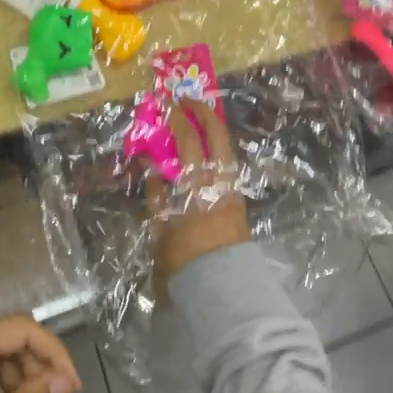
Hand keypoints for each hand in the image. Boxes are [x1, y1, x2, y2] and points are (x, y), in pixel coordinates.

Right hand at [147, 97, 250, 298]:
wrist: (222, 293)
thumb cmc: (184, 262)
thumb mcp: (160, 229)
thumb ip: (158, 195)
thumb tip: (154, 167)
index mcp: (198, 183)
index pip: (188, 139)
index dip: (176, 116)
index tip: (166, 101)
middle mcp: (220, 181)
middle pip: (217, 135)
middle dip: (204, 112)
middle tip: (188, 99)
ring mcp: (233, 191)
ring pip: (225, 150)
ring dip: (211, 131)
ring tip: (196, 121)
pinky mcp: (238, 204)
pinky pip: (225, 167)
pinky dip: (213, 152)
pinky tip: (201, 155)